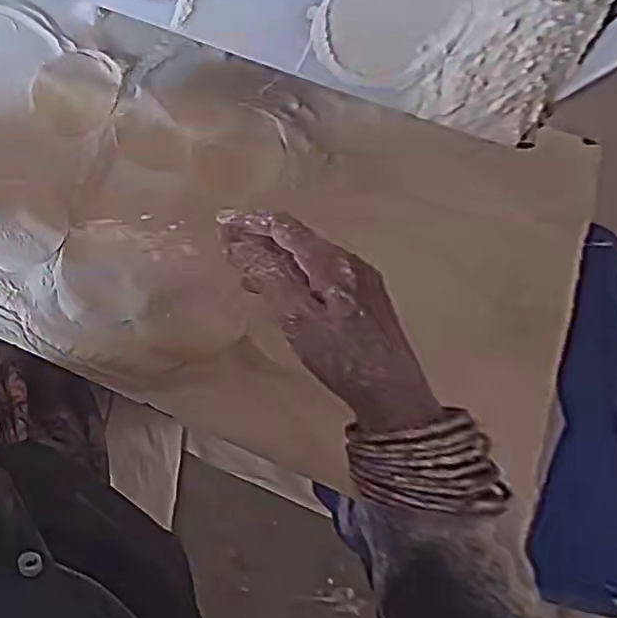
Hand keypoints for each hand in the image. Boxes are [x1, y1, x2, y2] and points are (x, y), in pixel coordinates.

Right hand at [218, 210, 442, 431]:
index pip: (284, 226)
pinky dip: (291, 271)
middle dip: (260, 236)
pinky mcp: (364, 296)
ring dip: (274, 255)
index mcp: (331, 262)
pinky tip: (278, 288)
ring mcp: (360, 278)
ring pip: (307, 254)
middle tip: (226, 243)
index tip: (222, 222)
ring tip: (244, 269)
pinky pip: (318, 271)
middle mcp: (349, 261)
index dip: (250, 221)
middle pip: (297, 237)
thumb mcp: (297, 317)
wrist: (395, 396)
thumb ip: (269, 276)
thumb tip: (240, 244)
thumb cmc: (341, 357)